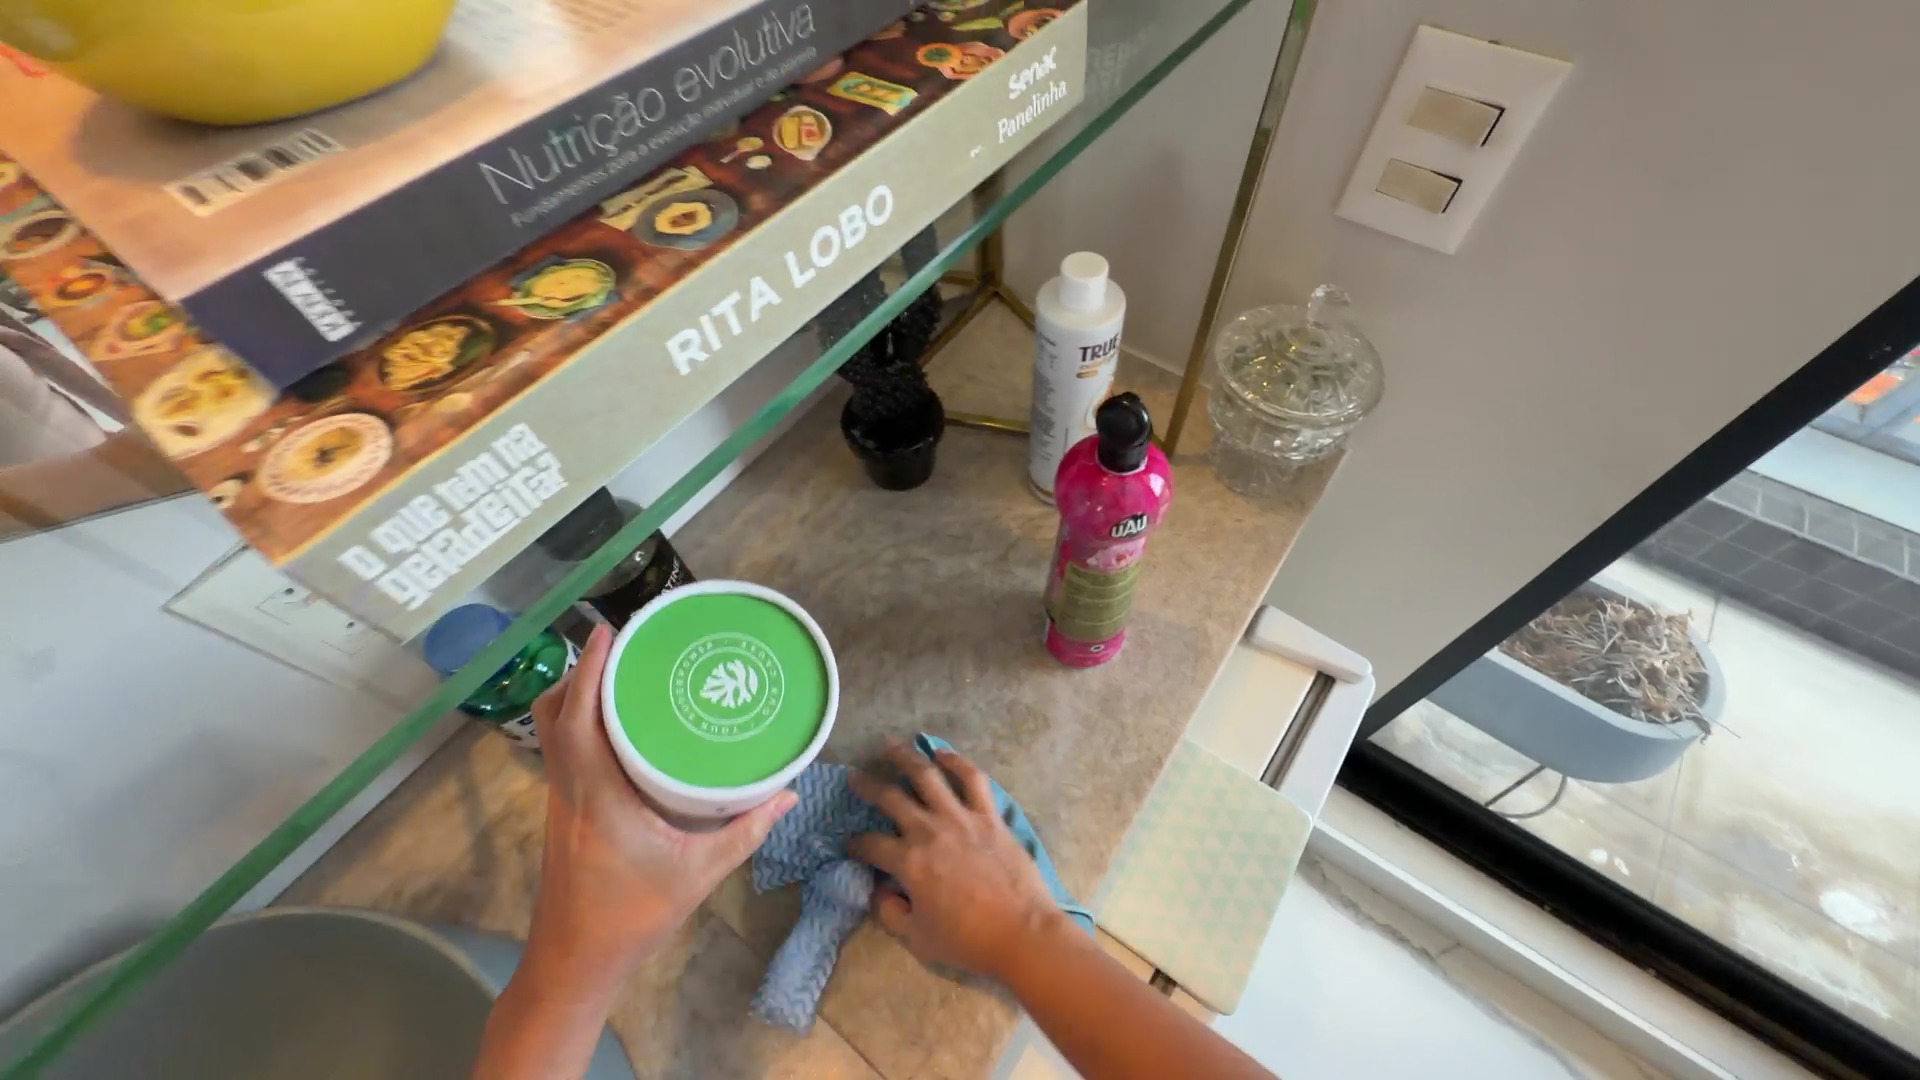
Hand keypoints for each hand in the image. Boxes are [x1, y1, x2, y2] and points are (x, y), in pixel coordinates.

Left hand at [524, 622, 797, 992]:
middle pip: (552, 715)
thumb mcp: (699, 873)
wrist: (574, 963)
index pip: (579, 721)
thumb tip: (789, 794)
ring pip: (551, 733)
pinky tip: (618, 726)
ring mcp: (562, 801)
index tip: (606, 634)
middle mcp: (571, 789)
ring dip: (575, 696)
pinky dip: (579, 722)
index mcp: (598, 796)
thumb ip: (747, 831)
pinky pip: (562, 751)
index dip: (588, 672)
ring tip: (618, 675)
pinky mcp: (564, 812)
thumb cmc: (633, 915)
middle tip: (619, 647)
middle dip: (579, 673)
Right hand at [847, 741, 1066, 981]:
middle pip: (891, 798)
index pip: (871, 845)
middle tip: (854, 775)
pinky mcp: (989, 815)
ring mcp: (961, 818)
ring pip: (927, 777)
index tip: (849, 844)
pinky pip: (972, 779)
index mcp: (908, 862)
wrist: (1022, 933)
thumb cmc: (968, 941)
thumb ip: (890, 913)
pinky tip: (943, 753)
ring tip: (891, 745)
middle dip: (868, 786)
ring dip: (906, 758)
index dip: (855, 844)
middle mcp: (929, 831)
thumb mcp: (918, 939)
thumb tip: (878, 891)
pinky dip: (956, 762)